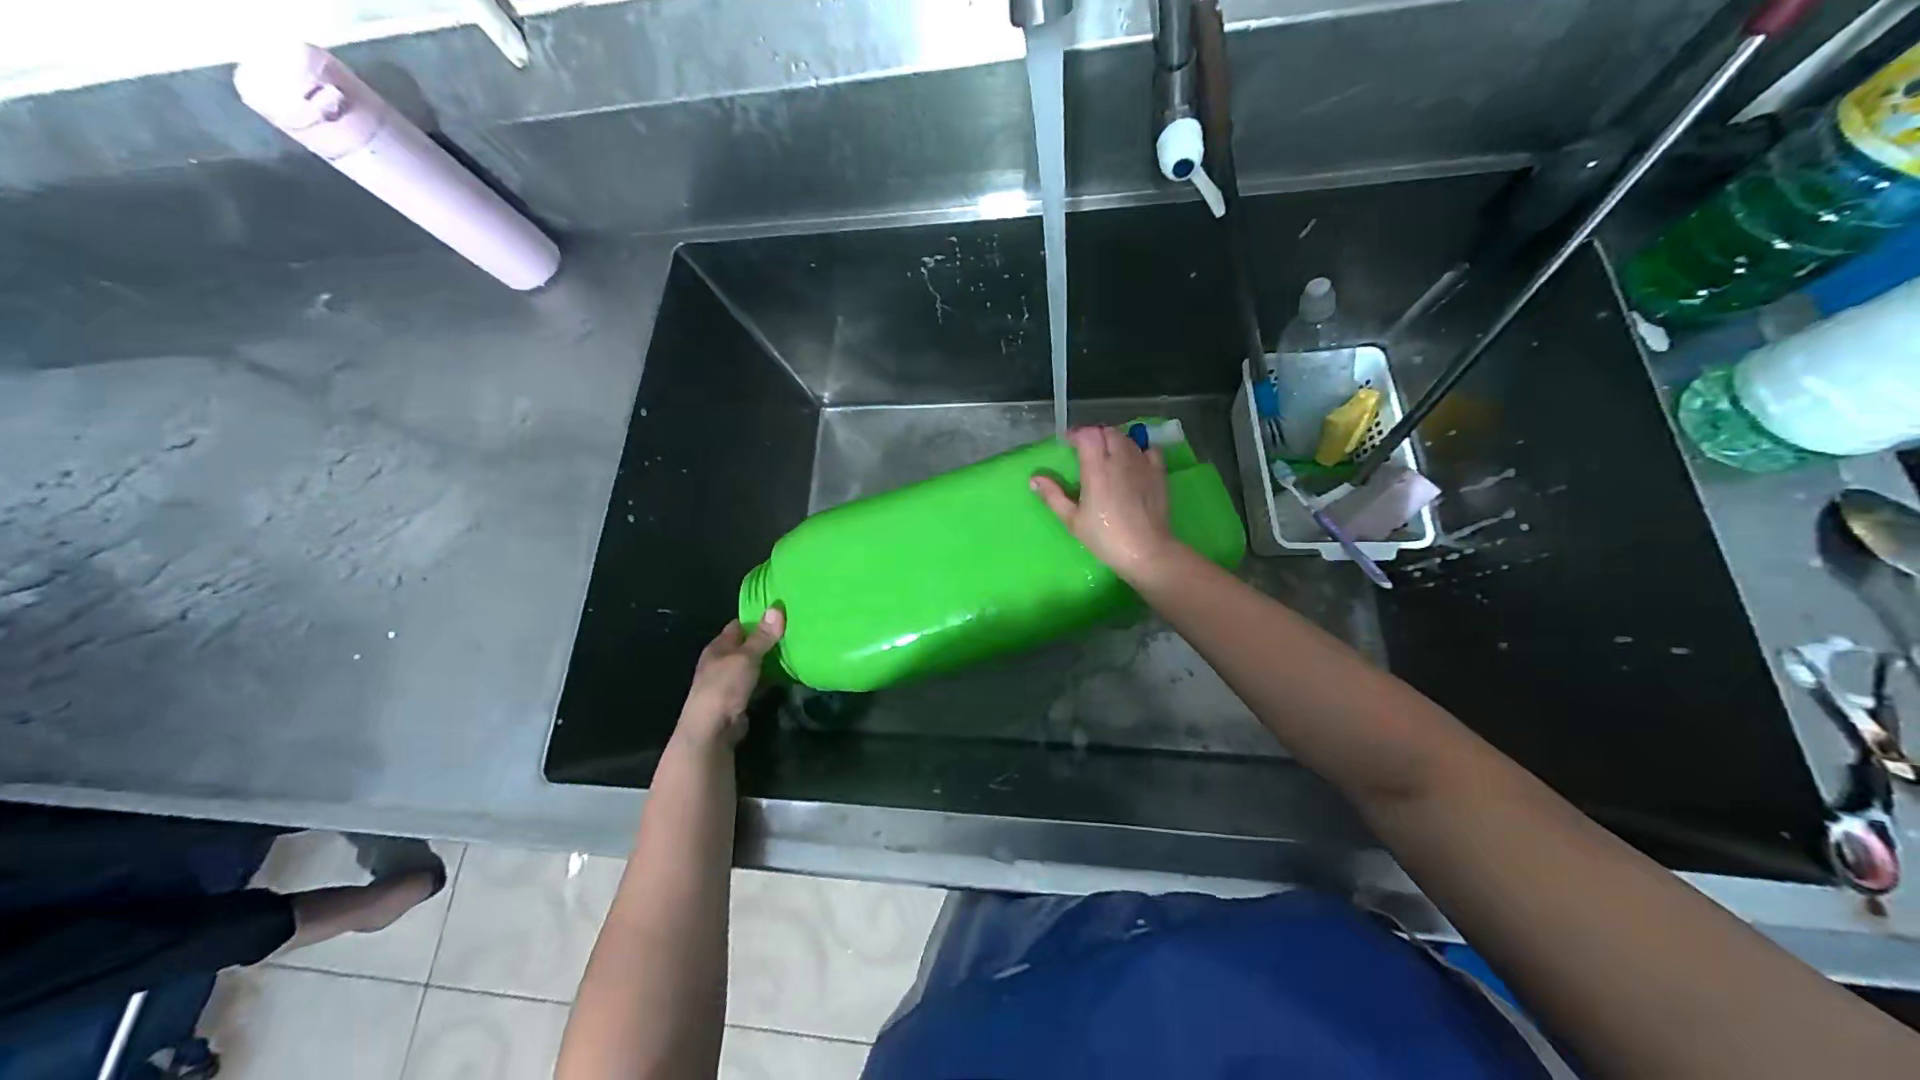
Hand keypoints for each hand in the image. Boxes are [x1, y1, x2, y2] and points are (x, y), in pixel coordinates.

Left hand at [676, 610, 783, 747]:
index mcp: (718, 647)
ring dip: (770, 660)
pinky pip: (758, 683)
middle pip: (747, 645)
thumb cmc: (725, 686)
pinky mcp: (739, 699)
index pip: (738, 625)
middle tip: (794, 630)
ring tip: (796, 649)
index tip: (780, 612)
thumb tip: (776, 607)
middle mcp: (722, 662)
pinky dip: (770, 679)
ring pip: (754, 665)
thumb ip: (762, 636)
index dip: (756, 618)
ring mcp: (730, 682)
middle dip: (767, 640)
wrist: (712, 729)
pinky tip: (787, 675)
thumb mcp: (746, 657)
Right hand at [1031, 426, 1182, 584]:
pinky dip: (1138, 450)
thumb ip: (1053, 496)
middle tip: (1086, 450)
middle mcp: (1120, 460)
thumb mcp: (1073, 520)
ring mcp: (1142, 464)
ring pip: (1127, 439)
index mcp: (1097, 469)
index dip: (1077, 434)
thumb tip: (1034, 479)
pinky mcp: (1159, 473)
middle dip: (1095, 435)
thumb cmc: (1105, 538)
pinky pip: (1149, 449)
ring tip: (1107, 456)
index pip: (1088, 435)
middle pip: (1108, 432)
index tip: (1068, 443)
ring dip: (1114, 441)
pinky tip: (1133, 462)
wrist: (1146, 551)